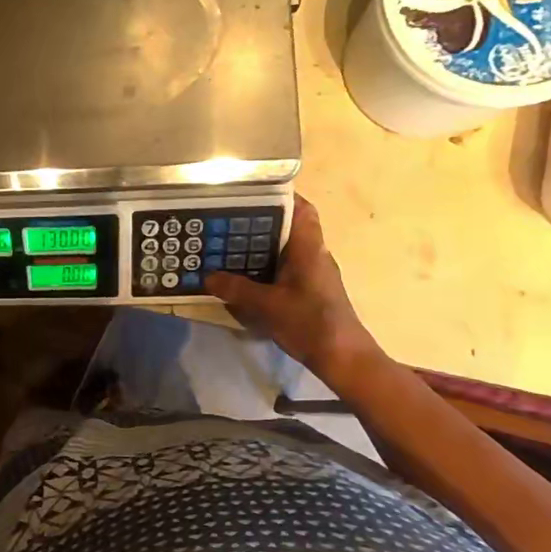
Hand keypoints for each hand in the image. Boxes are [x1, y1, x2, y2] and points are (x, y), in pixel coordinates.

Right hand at [206, 196, 379, 382]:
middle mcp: (314, 255)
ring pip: (286, 250)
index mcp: (309, 248)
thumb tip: (208, 276)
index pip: (301, 208)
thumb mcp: (267, 305)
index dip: (280, 196)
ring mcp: (314, 274)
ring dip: (262, 248)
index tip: (252, 194)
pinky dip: (266, 269)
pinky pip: (285, 270)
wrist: (342, 357)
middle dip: (260, 223)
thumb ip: (237, 289)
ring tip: (229, 246)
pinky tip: (244, 277)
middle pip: (289, 227)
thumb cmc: (309, 323)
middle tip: (228, 221)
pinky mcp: (310, 292)